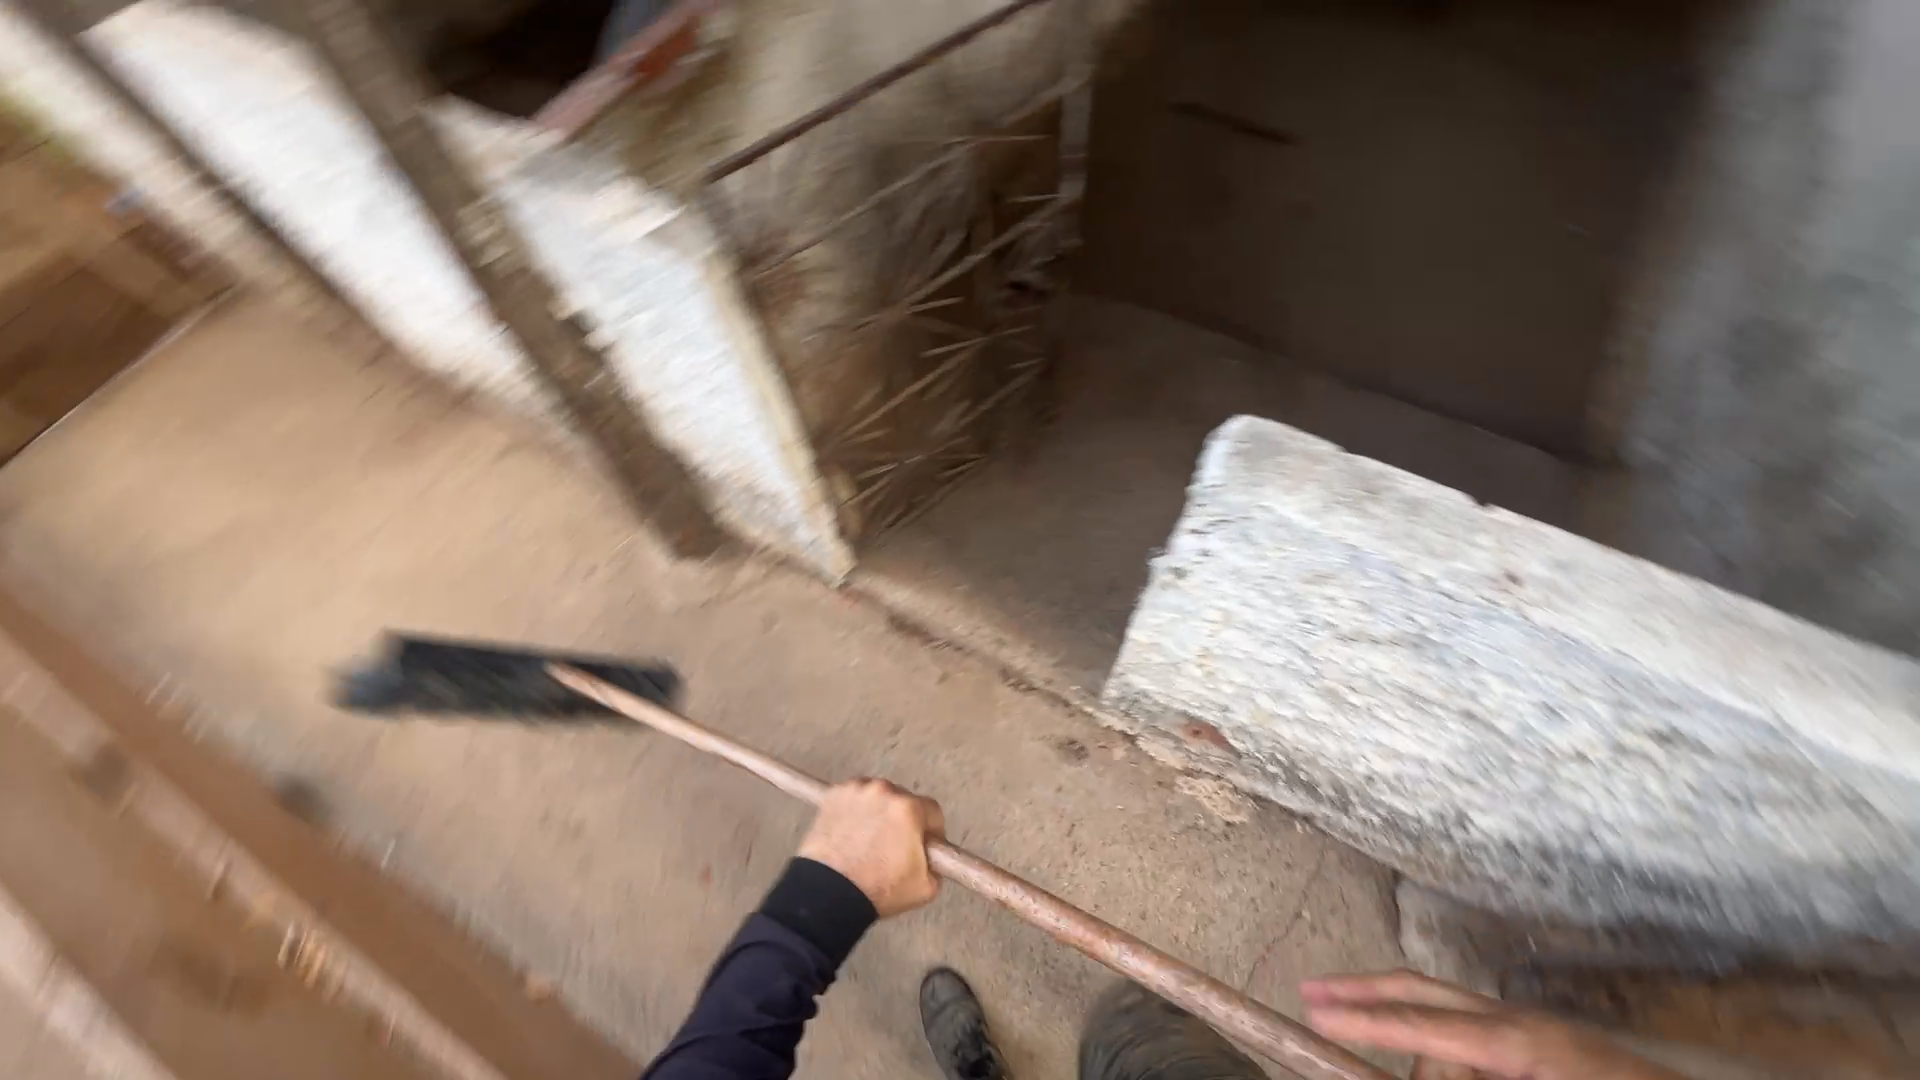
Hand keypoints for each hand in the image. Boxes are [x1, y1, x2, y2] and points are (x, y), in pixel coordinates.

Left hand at [797, 778, 944, 917]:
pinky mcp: (834, 794)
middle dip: (903, 820)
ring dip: (879, 811)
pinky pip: (854, 797)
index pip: (932, 811)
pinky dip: (856, 809)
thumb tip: (932, 856)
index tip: (925, 844)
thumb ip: (937, 865)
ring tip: (869, 838)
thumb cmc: (876, 889)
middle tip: (893, 845)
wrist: (828, 893)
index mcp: (909, 809)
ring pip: (878, 796)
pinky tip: (852, 831)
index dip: (931, 830)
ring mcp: (857, 790)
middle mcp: (885, 790)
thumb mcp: (925, 887)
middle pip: (904, 801)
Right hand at [1301, 971, 1685, 1079]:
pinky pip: (1473, 1037)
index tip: (1312, 1010)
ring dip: (1412, 1041)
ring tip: (1390, 1044)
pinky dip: (1445, 1052)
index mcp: (1518, 1042)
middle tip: (1310, 994)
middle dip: (1362, 991)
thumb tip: (1411, 1067)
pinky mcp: (1542, 1044)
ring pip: (1447, 1019)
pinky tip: (1433, 1065)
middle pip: (1420, 990)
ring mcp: (1531, 1028)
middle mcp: (1516, 1021)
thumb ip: (1461, 1079)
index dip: (1361, 1017)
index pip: (1420, 1023)